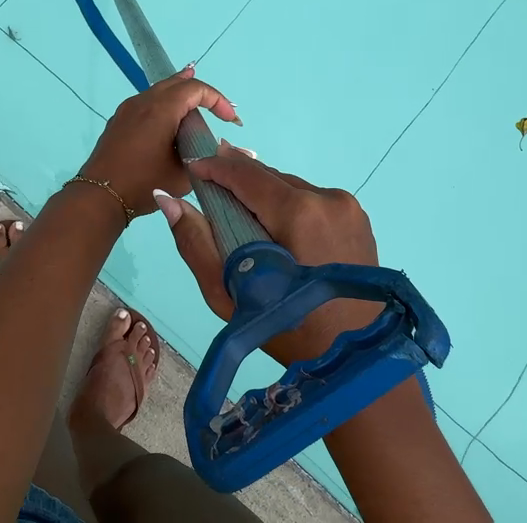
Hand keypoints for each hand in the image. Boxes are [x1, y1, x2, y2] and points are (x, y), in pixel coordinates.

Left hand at [78, 65, 239, 217]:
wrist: (99, 194)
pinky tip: (170, 117)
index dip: (217, 100)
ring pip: (158, 91)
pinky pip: (146, 103)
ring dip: (179, 95)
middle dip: (199, 91)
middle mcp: (143, 101)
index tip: (231, 120)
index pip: (195, 89)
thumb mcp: (182, 174)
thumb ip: (204, 158)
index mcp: (161, 108)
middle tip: (218, 105)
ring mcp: (127, 109)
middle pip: (175, 83)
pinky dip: (163, 104)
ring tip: (196, 101)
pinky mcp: (119, 120)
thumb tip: (223, 152)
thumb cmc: (143, 182)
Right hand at [155, 144, 382, 365]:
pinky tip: (275, 227)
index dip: (214, 166)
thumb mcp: (229, 295)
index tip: (190, 166)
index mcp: (298, 213)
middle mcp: (328, 199)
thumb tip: (167, 200)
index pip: (246, 174)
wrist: (358, 361)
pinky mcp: (358, 219)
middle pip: (269, 176)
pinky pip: (311, 199)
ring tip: (241, 213)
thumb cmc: (288, 331)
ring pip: (290, 186)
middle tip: (209, 188)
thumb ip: (195, 242)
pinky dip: (287, 206)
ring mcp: (348, 207)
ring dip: (263, 195)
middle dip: (237, 179)